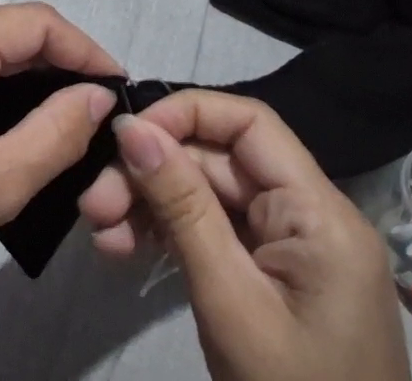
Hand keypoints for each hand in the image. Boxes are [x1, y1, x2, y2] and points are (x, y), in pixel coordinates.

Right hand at [79, 92, 409, 380]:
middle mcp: (306, 216)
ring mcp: (286, 246)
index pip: (249, 123)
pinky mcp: (266, 272)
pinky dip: (161, 233)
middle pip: (214, 161)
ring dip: (145, 204)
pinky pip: (206, 229)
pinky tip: (122, 249)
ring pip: (201, 194)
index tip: (123, 137)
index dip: (183, 115)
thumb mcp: (228, 296)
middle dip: (147, 173)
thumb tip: (130, 126)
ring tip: (100, 233)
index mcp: (319, 214)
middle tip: (92, 205)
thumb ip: (181, 205)